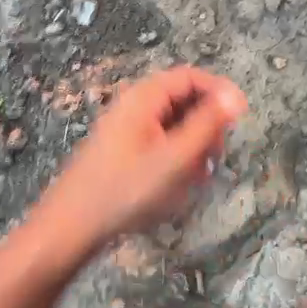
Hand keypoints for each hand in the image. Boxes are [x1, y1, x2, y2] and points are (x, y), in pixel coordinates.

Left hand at [35, 67, 247, 254]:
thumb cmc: (125, 190)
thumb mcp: (175, 158)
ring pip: (174, 123)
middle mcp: (134, 107)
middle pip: (184, 99)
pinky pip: (161, 141)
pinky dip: (178, 156)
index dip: (219, 92)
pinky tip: (182, 182)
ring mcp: (126, 130)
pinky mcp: (123, 152)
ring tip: (201, 174)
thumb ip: (208, 124)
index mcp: (143, 99)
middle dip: (208, 123)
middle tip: (218, 153)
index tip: (239, 117)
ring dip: (195, 143)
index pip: (191, 77)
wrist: (68, 230)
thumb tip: (236, 97)